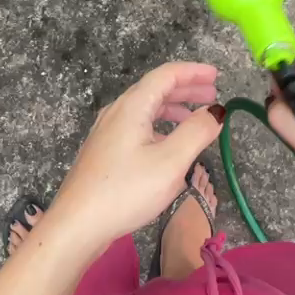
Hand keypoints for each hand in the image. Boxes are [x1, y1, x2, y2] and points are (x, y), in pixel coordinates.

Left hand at [41, 62, 221, 252]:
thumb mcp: (170, 162)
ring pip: (146, 108)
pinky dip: (159, 124)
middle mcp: (118, 110)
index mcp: (132, 105)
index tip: (216, 74)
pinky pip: (137, 124)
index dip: (193, 71)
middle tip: (213, 94)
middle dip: (186, 88)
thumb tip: (215, 111)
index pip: (166, 75)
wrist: (78, 222)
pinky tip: (169, 144)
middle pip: (155, 88)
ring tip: (197, 118)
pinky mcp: (105, 148)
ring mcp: (108, 129)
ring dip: (173, 108)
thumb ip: (196, 133)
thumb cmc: (126, 190)